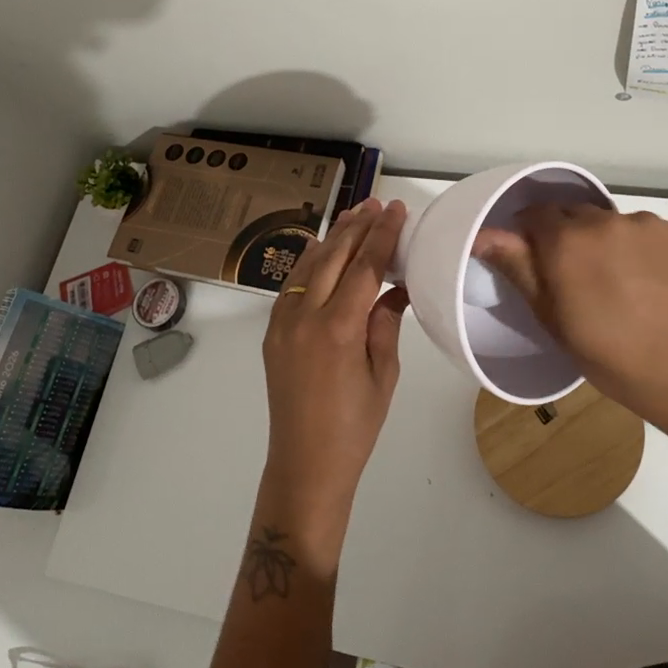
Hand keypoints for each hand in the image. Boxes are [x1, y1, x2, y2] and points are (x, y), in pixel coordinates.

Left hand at [259, 198, 408, 536]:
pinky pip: (290, 287)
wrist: (305, 464)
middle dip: (356, 227)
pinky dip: (307, 262)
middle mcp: (305, 318)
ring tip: (352, 216)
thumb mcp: (383, 374)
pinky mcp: (272, 334)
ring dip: (331, 239)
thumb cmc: (355, 426)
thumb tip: (394, 288)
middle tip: (375, 203)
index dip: (382, 236)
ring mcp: (283, 324)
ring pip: (307, 267)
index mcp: (339, 329)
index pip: (364, 268)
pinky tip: (317, 247)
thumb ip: (385, 324)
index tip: (395, 211)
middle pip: (333, 258)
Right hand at [474, 205, 667, 433]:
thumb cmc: (615, 359)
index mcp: (567, 241)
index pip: (533, 215)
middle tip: (574, 280)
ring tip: (617, 285)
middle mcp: (605, 220)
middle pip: (572, 214)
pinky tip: (649, 283)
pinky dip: (637, 249)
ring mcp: (646, 224)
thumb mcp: (554, 321)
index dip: (529, 237)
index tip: (535, 266)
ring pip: (610, 223)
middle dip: (565, 238)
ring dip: (603, 242)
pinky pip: (644, 231)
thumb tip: (483, 235)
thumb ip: (519, 269)